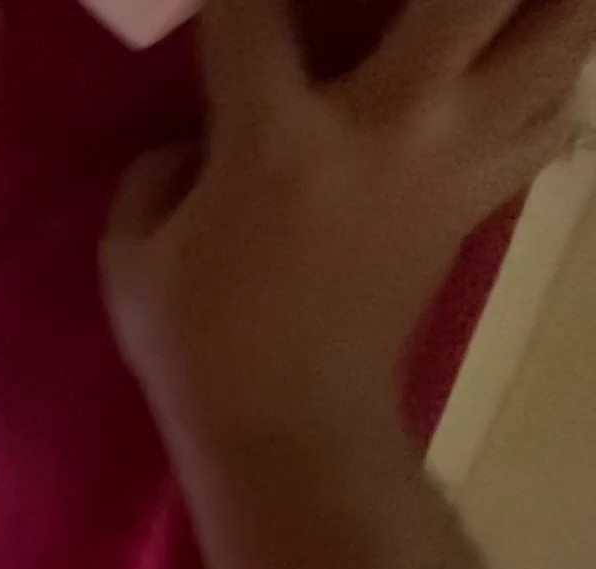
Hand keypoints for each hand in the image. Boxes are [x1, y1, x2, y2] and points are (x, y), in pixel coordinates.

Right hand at [102, 0, 592, 448]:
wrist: (280, 415)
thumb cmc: (190, 338)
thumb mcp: (128, 262)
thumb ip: (150, 183)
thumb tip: (188, 146)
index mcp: (273, 144)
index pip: (253, 22)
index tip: (226, 4)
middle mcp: (384, 124)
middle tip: (399, 5)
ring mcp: (451, 156)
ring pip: (566, 24)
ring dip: (534, 5)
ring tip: (477, 22)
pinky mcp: (482, 195)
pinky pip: (558, 111)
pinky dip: (543, 85)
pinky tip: (498, 90)